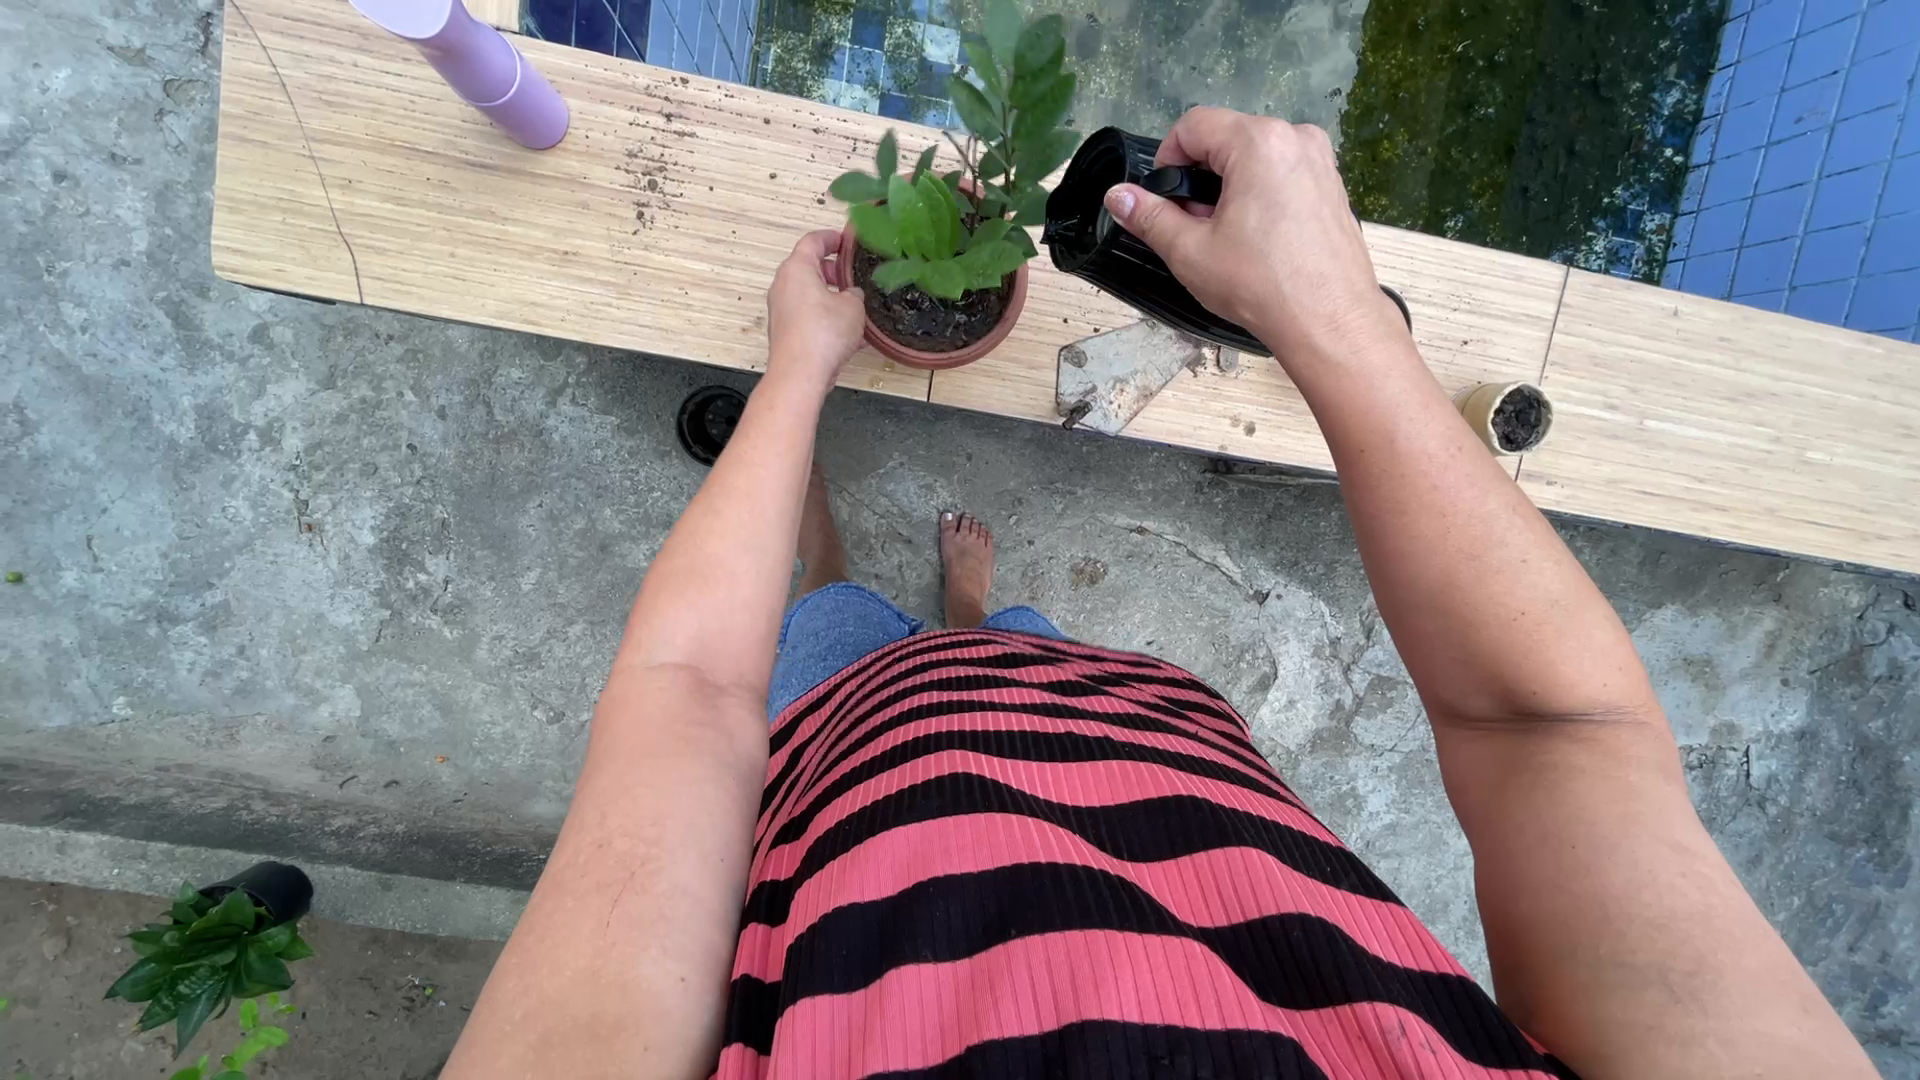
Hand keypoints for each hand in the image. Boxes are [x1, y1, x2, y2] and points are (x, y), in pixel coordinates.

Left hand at [765, 229, 866, 388]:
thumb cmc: (824, 334)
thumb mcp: (853, 307)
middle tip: (852, 277)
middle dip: (833, 272)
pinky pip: (808, 316)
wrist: (800, 373)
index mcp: (797, 268)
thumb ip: (855, 294)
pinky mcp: (785, 331)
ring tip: (855, 309)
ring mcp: (781, 309)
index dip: (832, 238)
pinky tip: (847, 334)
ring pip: (809, 294)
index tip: (846, 240)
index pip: (813, 241)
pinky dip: (825, 318)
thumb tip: (852, 295)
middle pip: (809, 268)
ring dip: (831, 297)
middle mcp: (783, 285)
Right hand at [1102, 107, 1405, 365]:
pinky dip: (1257, 197)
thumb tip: (1116, 196)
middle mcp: (1295, 136)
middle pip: (1225, 140)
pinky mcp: (1332, 184)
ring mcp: (1320, 159)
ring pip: (1253, 158)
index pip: (1194, 125)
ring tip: (1224, 239)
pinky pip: (1281, 174)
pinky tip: (1256, 241)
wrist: (1328, 319)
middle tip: (1192, 229)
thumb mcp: (1190, 252)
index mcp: (1258, 142)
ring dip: (1226, 189)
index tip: (1163, 202)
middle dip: (1198, 179)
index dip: (1167, 160)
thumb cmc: (1256, 284)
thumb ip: (1150, 218)